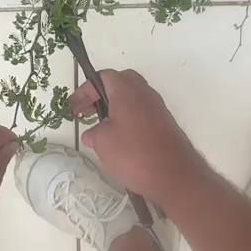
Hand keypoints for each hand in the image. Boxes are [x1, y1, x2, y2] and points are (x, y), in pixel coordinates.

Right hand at [75, 69, 207, 203]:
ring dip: (115, 107)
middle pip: (120, 83)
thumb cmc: (133, 152)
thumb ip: (93, 132)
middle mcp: (144, 92)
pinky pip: (141, 112)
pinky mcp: (164, 122)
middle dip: (101, 95)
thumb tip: (93, 133)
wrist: (174, 173)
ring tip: (101, 129)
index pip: (103, 76)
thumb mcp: (102, 142)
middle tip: (88, 112)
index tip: (76, 107)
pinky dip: (127, 118)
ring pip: (131, 98)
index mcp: (126, 89)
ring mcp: (157, 107)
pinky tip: (120, 139)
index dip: (86, 90)